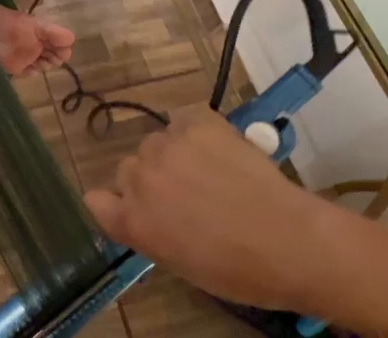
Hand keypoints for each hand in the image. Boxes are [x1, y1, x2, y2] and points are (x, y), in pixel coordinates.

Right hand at [83, 110, 344, 310]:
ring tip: (211, 173)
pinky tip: (219, 149)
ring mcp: (166, 145)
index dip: (118, 204)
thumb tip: (145, 213)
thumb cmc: (239, 269)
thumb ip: (149, 232)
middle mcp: (139, 177)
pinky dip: (196, 130)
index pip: (96, 201)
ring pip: (157, 142)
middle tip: (187, 196)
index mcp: (133, 221)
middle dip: (152, 179)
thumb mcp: (180, 263)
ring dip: (174, 154)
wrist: (291, 241)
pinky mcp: (196, 122)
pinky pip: (184, 118)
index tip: (140, 210)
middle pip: (129, 168)